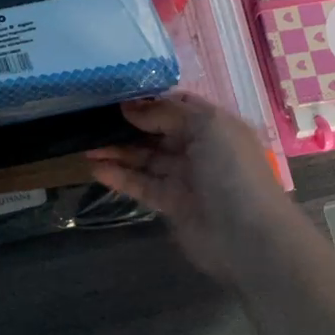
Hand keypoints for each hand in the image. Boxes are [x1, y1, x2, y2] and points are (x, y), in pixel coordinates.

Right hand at [86, 93, 302, 283]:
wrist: (248, 237)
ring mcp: (185, 177)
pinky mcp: (172, 204)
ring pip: (146, 158)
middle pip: (157, 131)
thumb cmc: (232, 171)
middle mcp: (200, 148)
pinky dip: (120, 176)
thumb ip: (166, 113)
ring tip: (86, 145)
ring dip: (117, 151)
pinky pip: (142, 185)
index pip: (177, 106)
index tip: (115, 97)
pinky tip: (96, 169)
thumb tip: (129, 107)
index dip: (148, 101)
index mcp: (214, 125)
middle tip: (91, 120)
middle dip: (127, 125)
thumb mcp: (207, 126)